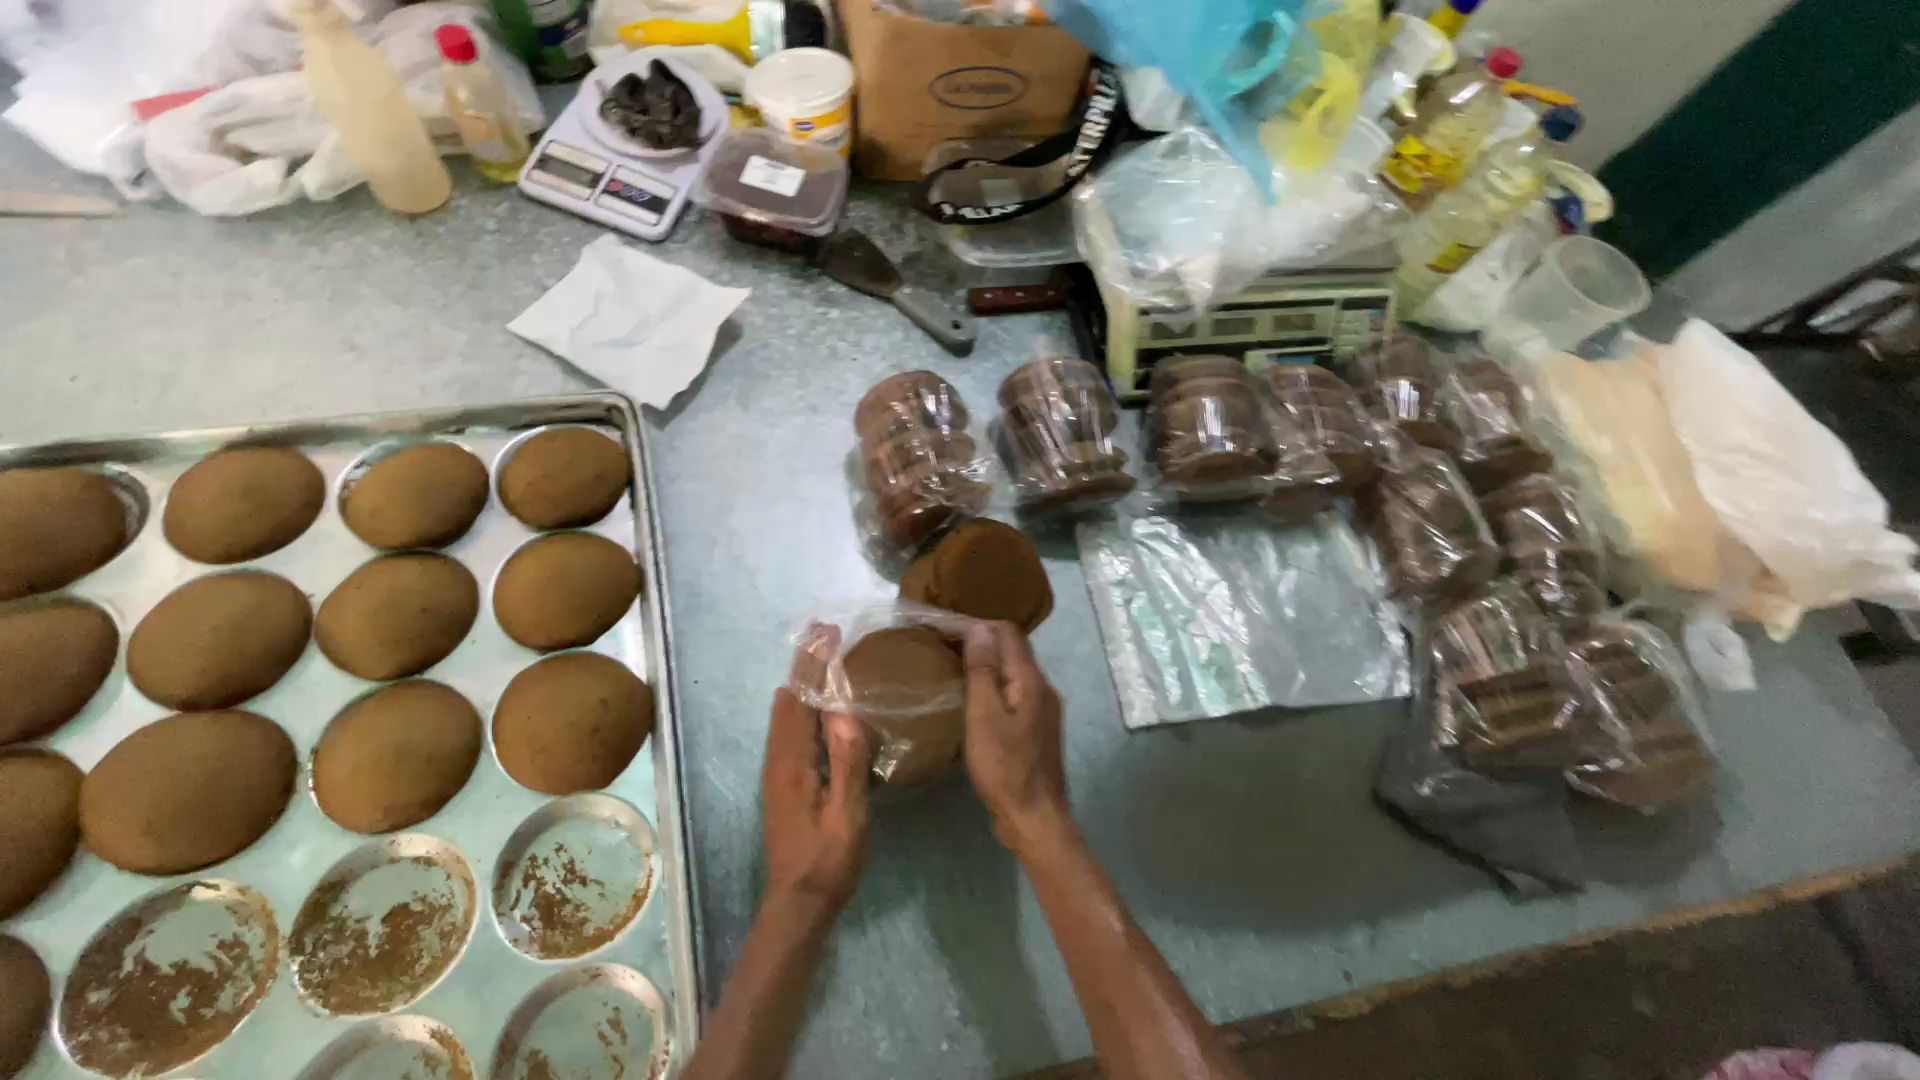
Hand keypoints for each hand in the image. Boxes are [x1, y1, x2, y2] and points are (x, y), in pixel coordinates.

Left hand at [762, 629, 871, 921]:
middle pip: (789, 700)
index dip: (814, 666)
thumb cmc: (828, 861)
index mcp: (793, 763)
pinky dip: (801, 703)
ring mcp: (777, 771)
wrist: (798, 903)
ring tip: (820, 655)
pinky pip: (789, 728)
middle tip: (824, 632)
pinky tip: (814, 704)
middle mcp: (778, 760)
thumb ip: (847, 765)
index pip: (802, 701)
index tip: (827, 632)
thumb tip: (846, 713)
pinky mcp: (783, 781)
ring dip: (802, 681)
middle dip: (806, 665)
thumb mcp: (847, 817)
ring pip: (786, 713)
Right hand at [961, 620, 1069, 849]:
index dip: (972, 623)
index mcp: (1032, 680)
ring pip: (1011, 670)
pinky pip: (1012, 690)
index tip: (939, 625)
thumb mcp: (985, 716)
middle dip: (977, 638)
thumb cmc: (1004, 767)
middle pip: (1011, 649)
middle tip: (939, 639)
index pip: (1005, 632)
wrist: (1033, 817)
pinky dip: (990, 682)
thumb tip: (978, 628)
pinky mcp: (1035, 727)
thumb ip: (982, 670)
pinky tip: (969, 694)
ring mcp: (1042, 709)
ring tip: (948, 661)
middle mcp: (1043, 688)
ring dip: (983, 661)